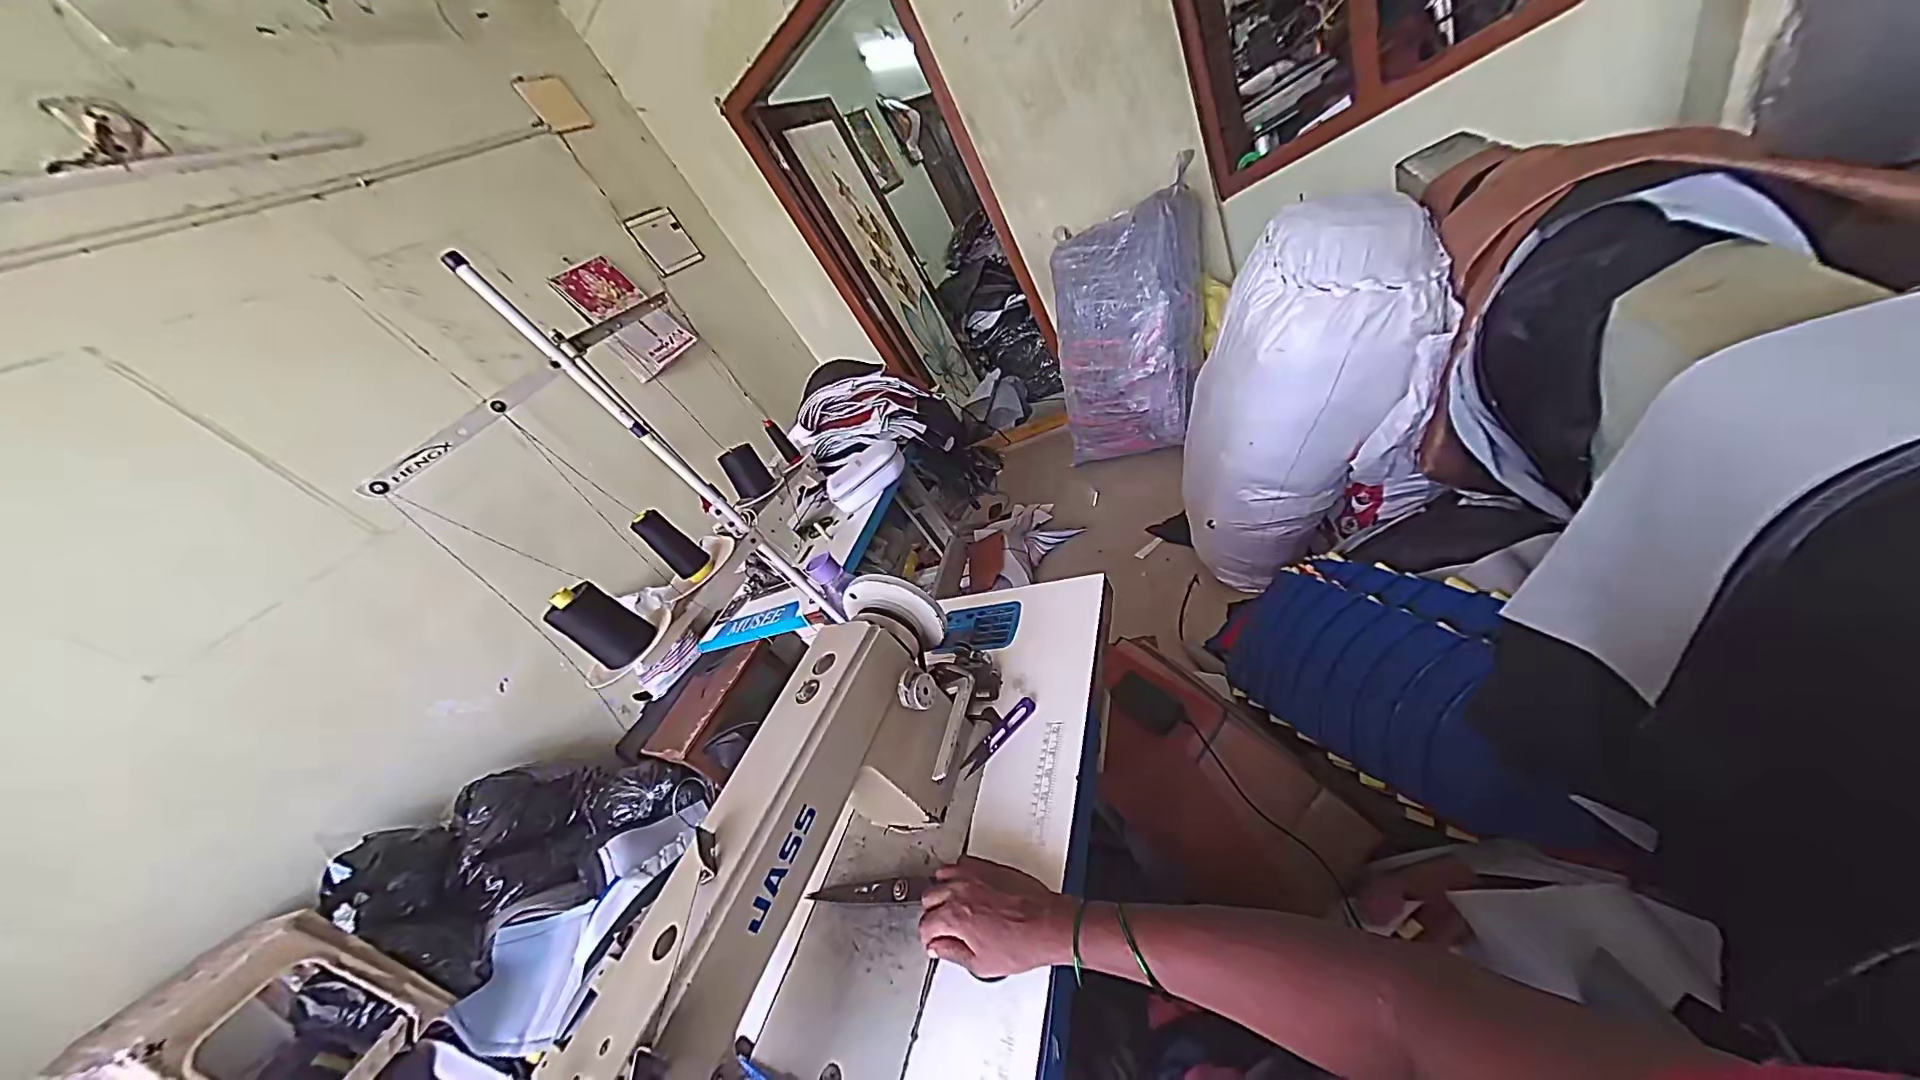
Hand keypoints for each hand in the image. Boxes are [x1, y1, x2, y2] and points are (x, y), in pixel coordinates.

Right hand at [918, 857, 1075, 978]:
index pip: (925, 925)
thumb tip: (939, 947)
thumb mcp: (981, 964)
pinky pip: (961, 863)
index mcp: (955, 916)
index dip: (928, 938)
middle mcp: (960, 890)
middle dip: (933, 915)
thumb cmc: (1022, 942)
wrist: (1047, 924)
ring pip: (941, 876)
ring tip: (952, 906)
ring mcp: (973, 875)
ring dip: (942, 891)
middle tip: (942, 927)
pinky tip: (965, 887)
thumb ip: (953, 953)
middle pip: (928, 897)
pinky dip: (958, 874)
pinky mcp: (987, 866)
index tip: (934, 942)